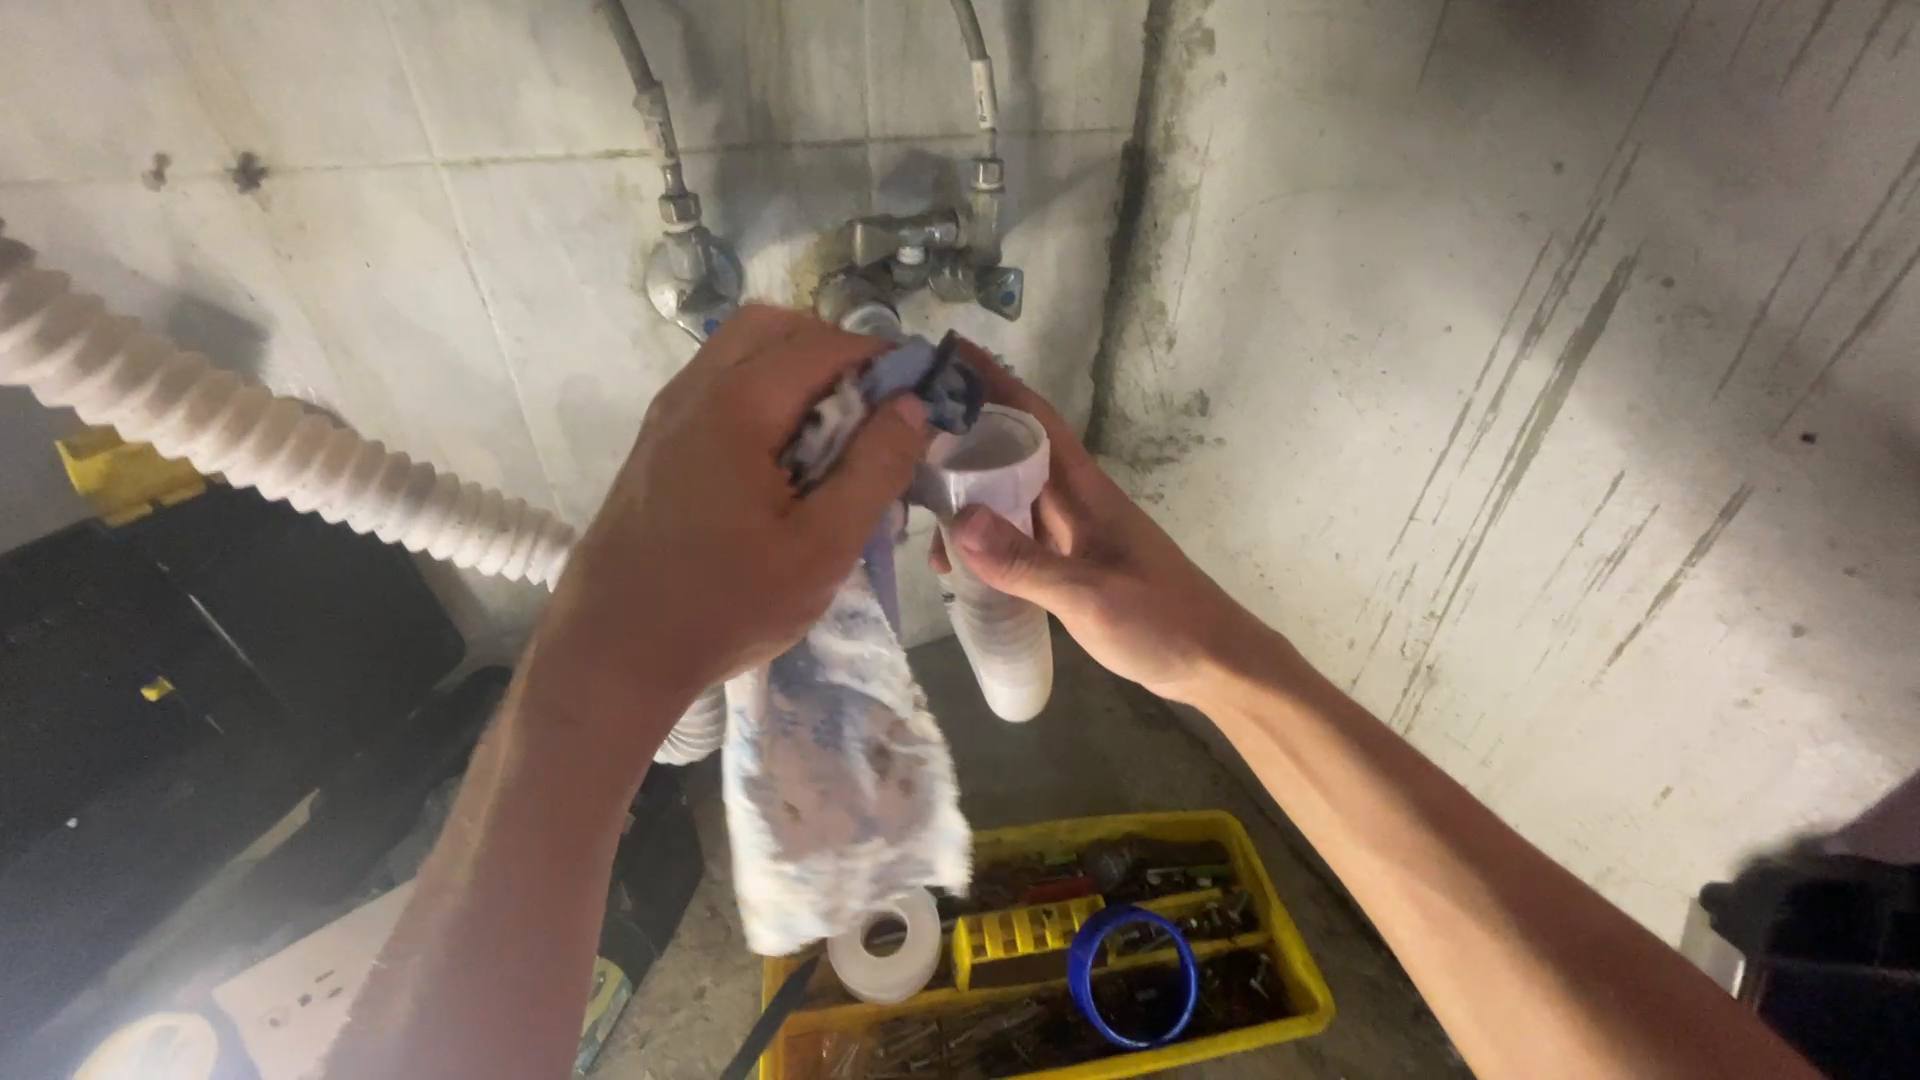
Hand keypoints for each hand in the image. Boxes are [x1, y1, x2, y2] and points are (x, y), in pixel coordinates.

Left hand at [529, 305, 927, 752]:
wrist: (613, 654)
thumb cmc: (725, 606)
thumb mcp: (822, 548)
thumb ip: (874, 469)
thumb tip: (912, 406)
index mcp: (736, 405)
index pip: (825, 345)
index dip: (883, 360)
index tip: (920, 397)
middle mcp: (694, 390)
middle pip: (775, 329)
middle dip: (835, 354)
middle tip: (872, 412)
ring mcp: (668, 415)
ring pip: (742, 354)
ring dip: (797, 374)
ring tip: (833, 439)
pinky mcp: (657, 444)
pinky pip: (720, 388)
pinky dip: (764, 397)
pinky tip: (783, 462)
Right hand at [928, 348, 1263, 703]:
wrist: (1210, 661)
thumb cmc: (1160, 621)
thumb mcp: (1088, 595)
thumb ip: (1024, 562)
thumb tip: (957, 519)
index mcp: (1083, 490)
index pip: (1033, 417)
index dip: (991, 381)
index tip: (944, 356)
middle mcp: (1072, 500)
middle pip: (1010, 451)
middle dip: (960, 438)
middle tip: (899, 442)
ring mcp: (1070, 531)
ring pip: (1007, 495)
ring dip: (964, 496)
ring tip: (914, 512)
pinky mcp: (1067, 562)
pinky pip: (1014, 536)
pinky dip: (981, 540)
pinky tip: (953, 563)